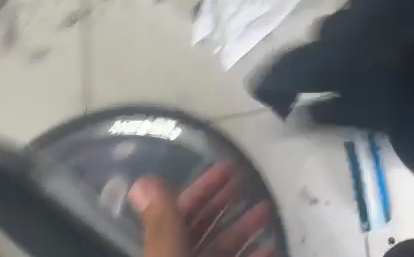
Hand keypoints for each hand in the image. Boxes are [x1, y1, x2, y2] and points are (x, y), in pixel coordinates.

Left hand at [130, 165, 276, 256]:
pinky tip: (271, 245)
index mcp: (163, 251)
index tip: (231, 166)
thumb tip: (142, 180)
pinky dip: (255, 254)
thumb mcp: (169, 255)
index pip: (182, 213)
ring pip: (223, 249)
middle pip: (203, 230)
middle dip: (227, 204)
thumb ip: (161, 221)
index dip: (204, 188)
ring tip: (267, 210)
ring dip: (245, 228)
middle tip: (250, 181)